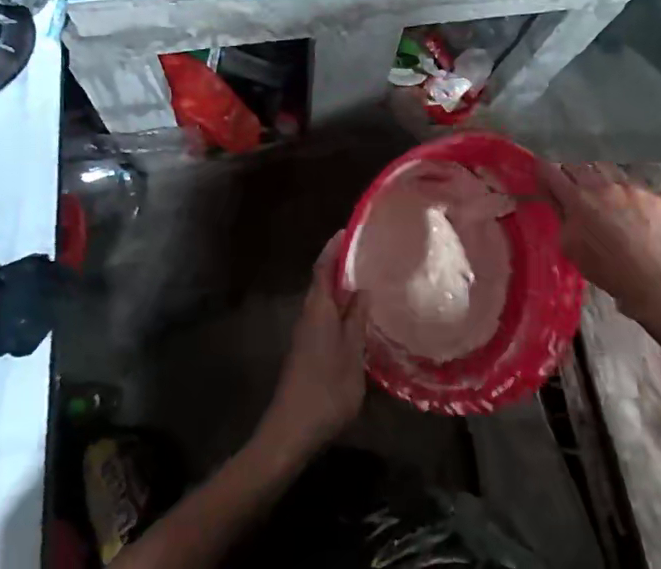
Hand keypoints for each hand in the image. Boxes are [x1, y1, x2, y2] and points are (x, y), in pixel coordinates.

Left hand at [258, 232, 366, 459]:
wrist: (292, 428)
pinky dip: (340, 308)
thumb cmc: (326, 390)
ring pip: (324, 301)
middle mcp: (308, 315)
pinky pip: (325, 316)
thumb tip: (363, 290)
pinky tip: (357, 316)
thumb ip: (357, 322)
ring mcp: (306, 334)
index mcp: (318, 311)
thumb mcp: (352, 356)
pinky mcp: (308, 350)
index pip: (323, 269)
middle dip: (340, 265)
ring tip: (368, 280)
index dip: (333, 249)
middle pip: (322, 282)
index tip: (348, 231)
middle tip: (367, 254)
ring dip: (341, 288)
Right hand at [538, 162, 660, 315]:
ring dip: (594, 175)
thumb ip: (560, 214)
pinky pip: (627, 180)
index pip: (550, 171)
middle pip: (576, 164)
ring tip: (596, 188)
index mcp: (577, 199)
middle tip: (568, 184)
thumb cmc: (603, 266)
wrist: (650, 279)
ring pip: (603, 167)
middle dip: (568, 173)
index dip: (542, 170)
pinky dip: (619, 186)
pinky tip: (622, 201)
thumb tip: (554, 196)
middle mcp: (601, 185)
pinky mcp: (648, 193)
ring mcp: (627, 187)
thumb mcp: (568, 244)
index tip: (541, 172)